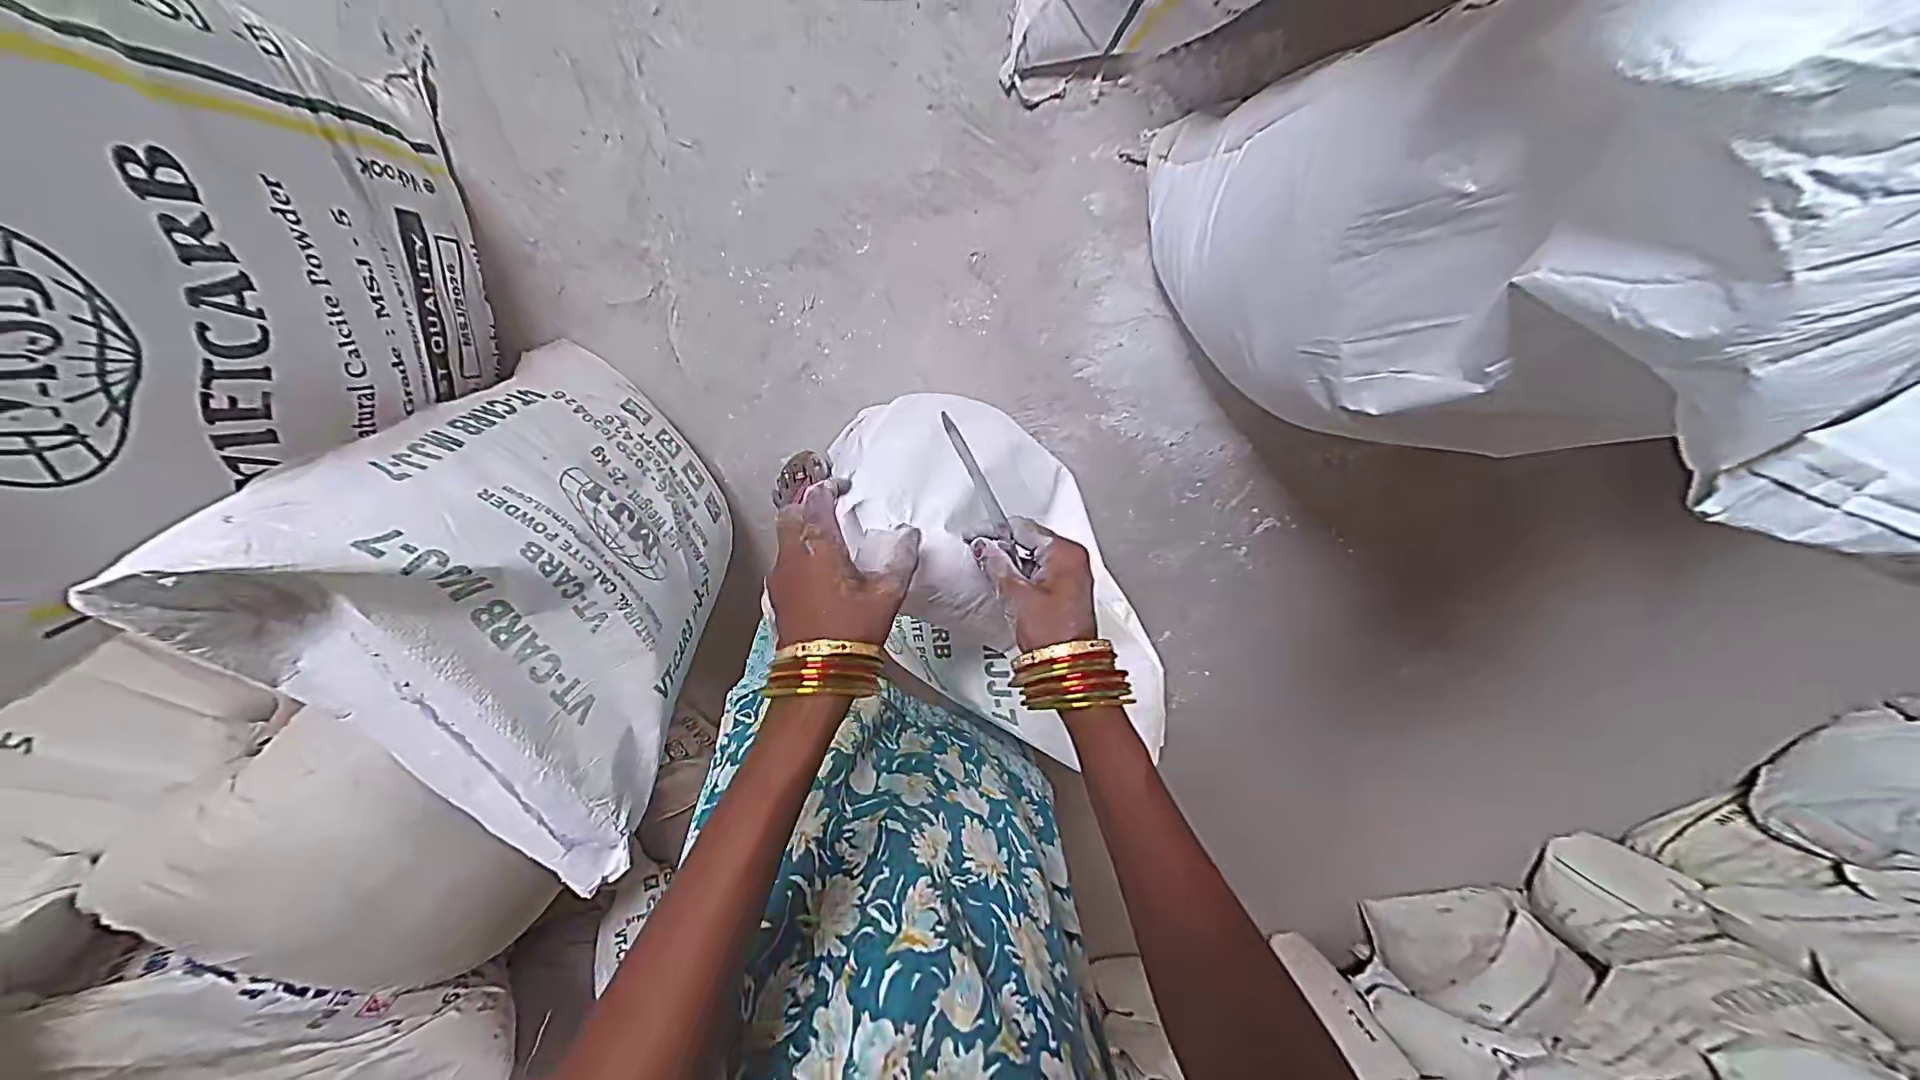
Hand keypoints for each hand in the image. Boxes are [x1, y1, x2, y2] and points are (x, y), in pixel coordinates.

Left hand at [768, 477, 919, 646]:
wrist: (819, 671)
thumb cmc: (852, 630)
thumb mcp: (887, 595)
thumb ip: (900, 560)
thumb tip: (909, 537)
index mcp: (819, 546)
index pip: (816, 501)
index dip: (828, 488)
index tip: (840, 487)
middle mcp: (792, 555)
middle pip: (790, 513)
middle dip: (807, 504)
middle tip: (827, 508)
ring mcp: (779, 576)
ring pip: (783, 538)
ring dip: (799, 530)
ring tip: (823, 538)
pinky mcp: (775, 595)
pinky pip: (783, 562)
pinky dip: (796, 555)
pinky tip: (814, 570)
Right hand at [972, 517, 1097, 651]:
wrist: (1067, 665)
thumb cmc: (1052, 634)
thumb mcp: (1016, 594)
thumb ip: (997, 564)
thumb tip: (986, 548)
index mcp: (1065, 552)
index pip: (1024, 528)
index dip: (996, 532)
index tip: (977, 536)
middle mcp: (1074, 559)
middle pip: (1031, 540)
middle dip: (1004, 547)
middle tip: (981, 553)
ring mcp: (1074, 574)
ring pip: (1036, 556)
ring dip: (1013, 562)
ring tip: (992, 572)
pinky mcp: (1069, 590)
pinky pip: (1042, 571)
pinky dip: (1025, 575)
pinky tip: (1009, 586)